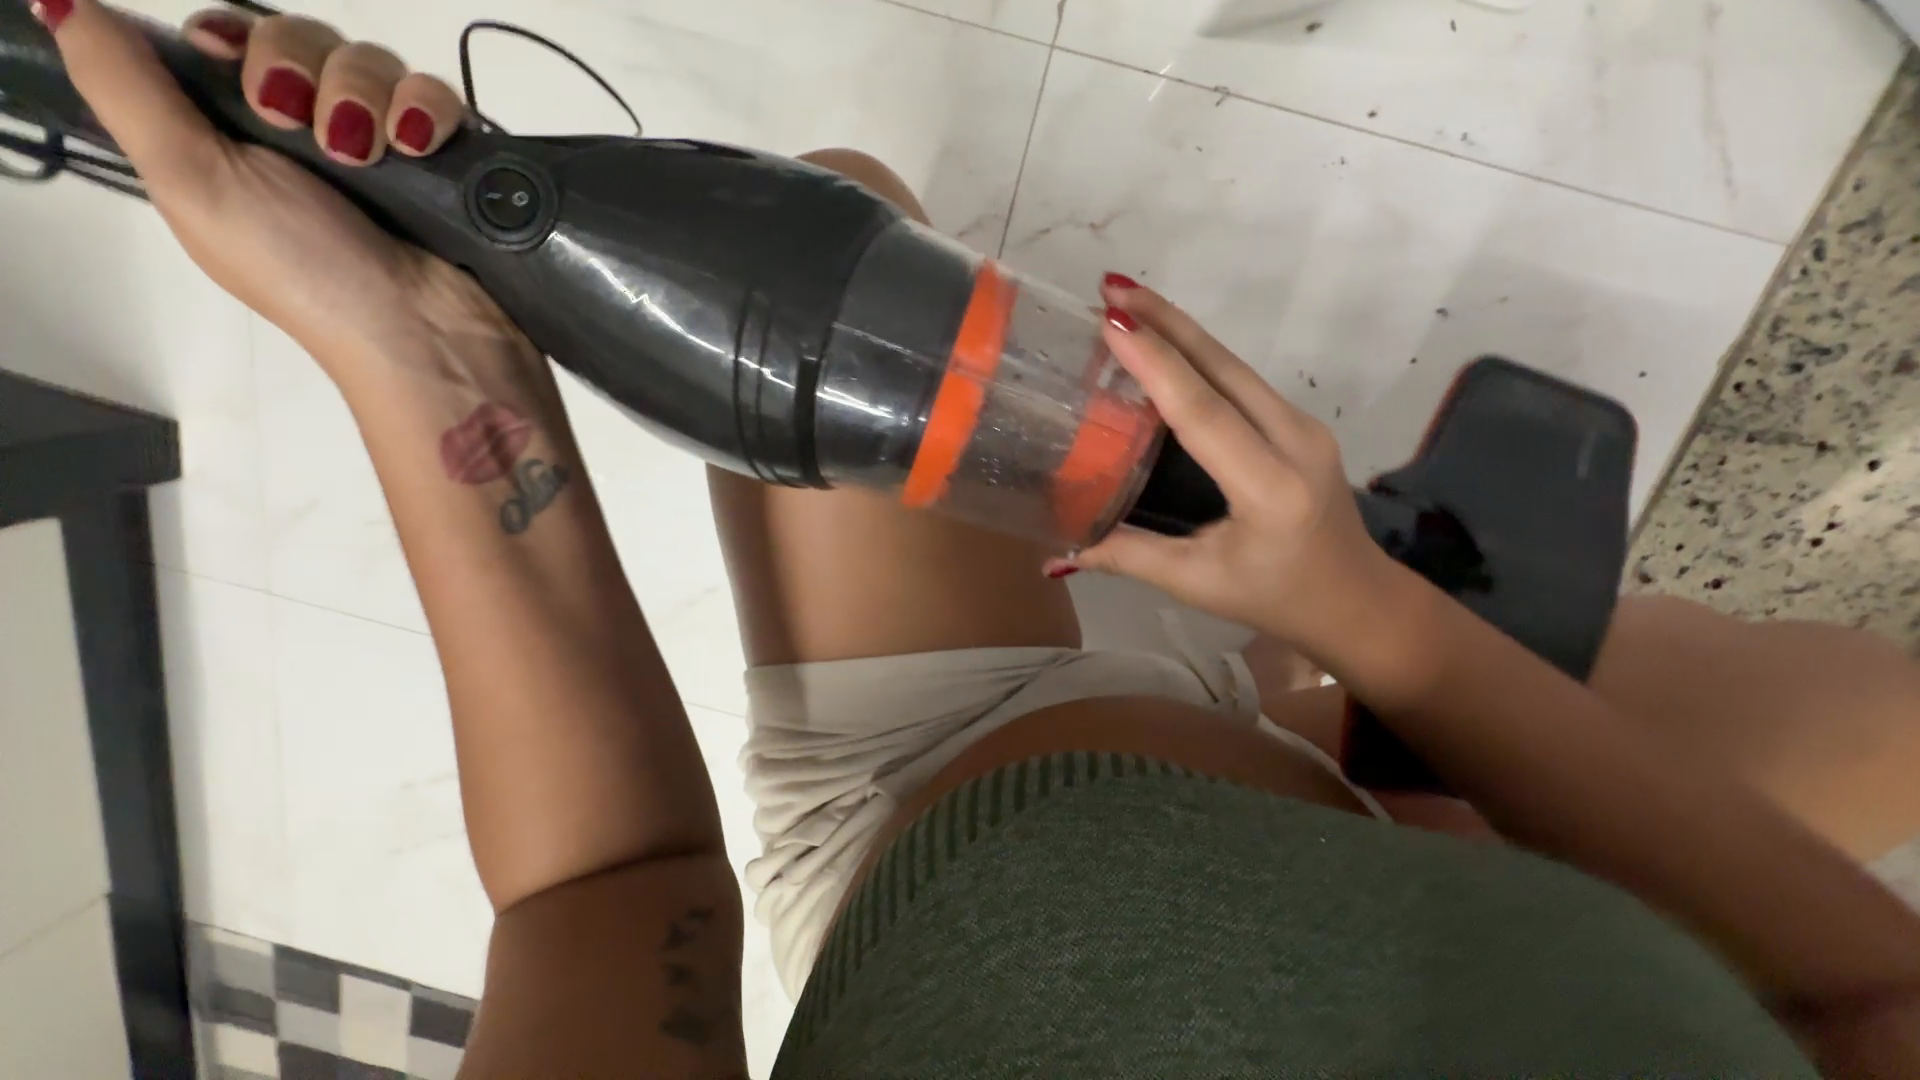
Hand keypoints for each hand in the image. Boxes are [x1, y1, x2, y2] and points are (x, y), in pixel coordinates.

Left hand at [36, 0, 503, 376]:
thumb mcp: (193, 184)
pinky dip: (429, 112)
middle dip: (299, 67)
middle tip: (303, 127)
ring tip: (369, 155)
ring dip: (365, 95)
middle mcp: (312, 135)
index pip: (230, 43)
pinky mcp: (448, 161)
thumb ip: (125, 90)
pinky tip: (418, 148)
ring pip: (372, 62)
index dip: (232, 38)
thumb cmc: (304, 271)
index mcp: (238, 141)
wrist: (421, 333)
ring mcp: (387, 149)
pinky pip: (438, 97)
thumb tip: (62, 5)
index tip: (230, 62)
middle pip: (301, 39)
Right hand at [1054, 278, 1408, 659]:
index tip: (1113, 322)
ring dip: (1180, 330)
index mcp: (1268, 487)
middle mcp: (1295, 442)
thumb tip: (1056, 553)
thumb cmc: (1276, 598)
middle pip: (1224, 368)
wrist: (1357, 599)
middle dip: (1166, 321)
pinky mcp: (1299, 423)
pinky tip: (1165, 343)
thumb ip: (1128, 556)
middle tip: (1111, 288)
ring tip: (1128, 303)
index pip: (1203, 412)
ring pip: (1234, 365)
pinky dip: (1199, 355)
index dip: (1156, 364)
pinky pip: (1242, 379)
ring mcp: (1303, 426)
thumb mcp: (1198, 583)